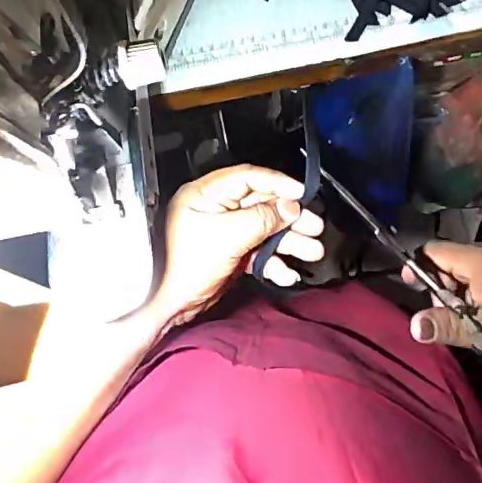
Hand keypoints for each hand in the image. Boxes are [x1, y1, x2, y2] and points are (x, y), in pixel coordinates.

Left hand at [149, 165, 324, 331]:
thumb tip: (290, 206)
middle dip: (290, 218)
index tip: (301, 192)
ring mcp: (224, 230)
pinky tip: (287, 272)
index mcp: (205, 194)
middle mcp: (215, 208)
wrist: (168, 305)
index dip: (277, 183)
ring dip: (289, 241)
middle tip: (313, 225)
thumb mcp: (229, 236)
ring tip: (311, 250)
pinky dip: (274, 261)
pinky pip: (258, 250)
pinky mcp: (230, 251)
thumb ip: (262, 219)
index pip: (248, 178)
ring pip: (264, 229)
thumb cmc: (183, 267)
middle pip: (261, 204)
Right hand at [403, 241, 481, 377]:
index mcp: (477, 258)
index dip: (418, 267)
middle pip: (450, 260)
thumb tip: (413, 326)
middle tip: (444, 314)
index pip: (434, 250)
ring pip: (469, 271)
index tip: (410, 288)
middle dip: (440, 285)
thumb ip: (445, 324)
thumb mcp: (481, 330)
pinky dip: (477, 294)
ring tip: (466, 321)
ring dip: (460, 294)